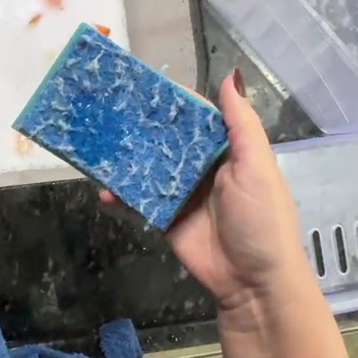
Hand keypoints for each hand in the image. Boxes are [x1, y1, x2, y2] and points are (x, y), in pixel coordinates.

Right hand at [109, 72, 320, 324]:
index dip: (173, 101)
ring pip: (147, 167)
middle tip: (107, 109)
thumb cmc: (261, 219)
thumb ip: (240, 124)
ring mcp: (180, 192)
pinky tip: (102, 189)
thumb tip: (229, 76)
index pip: (196, 116)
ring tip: (96, 144)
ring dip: (124, 158)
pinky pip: (137, 199)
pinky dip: (119, 193)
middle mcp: (201, 166)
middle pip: (166, 139)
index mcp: (227, 150)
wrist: (252, 282)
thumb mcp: (257, 167)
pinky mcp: (163, 216)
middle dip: (140, 127)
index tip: (142, 84)